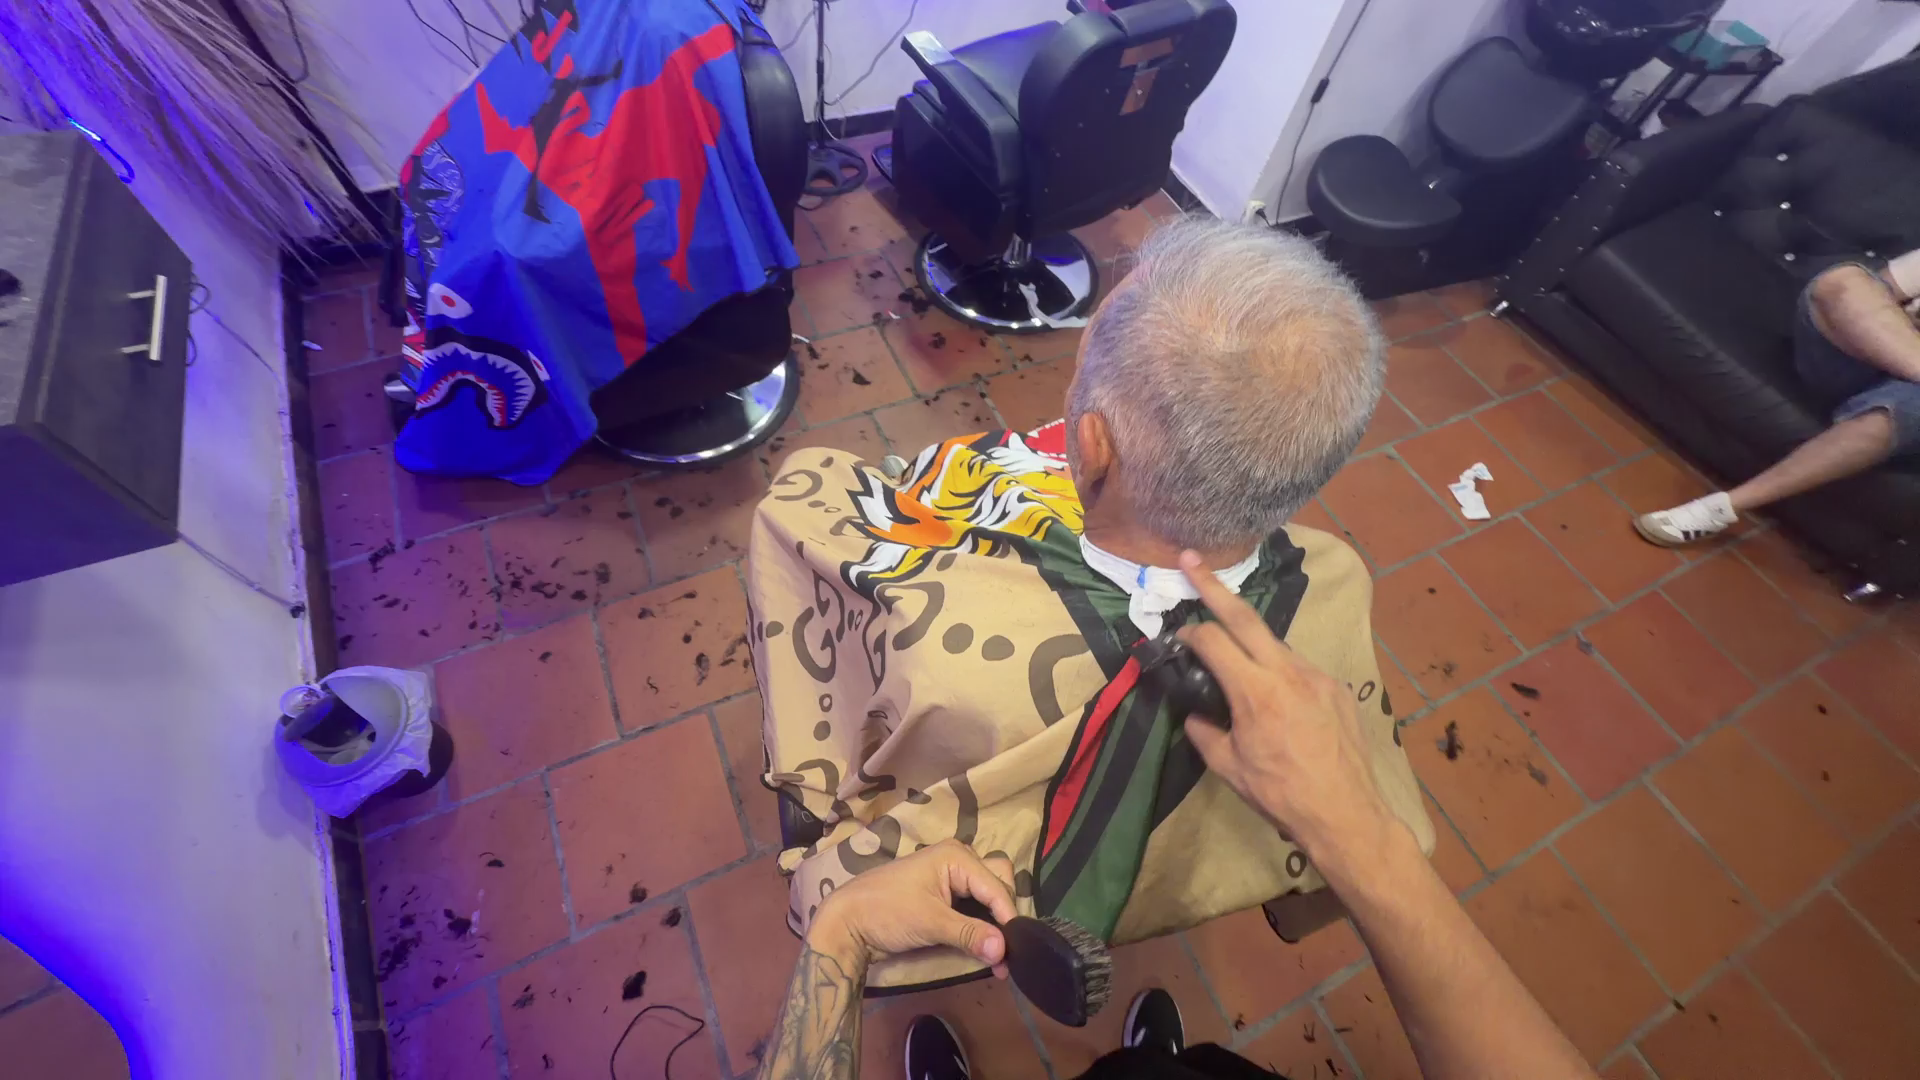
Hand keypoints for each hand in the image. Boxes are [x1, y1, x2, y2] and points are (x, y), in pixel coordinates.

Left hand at [808, 839, 1017, 977]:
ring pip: (989, 891)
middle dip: (1005, 914)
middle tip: (1008, 950)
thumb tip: (1004, 950)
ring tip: (1000, 954)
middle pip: (998, 881)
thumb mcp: (929, 922)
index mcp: (956, 856)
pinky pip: (975, 901)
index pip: (996, 885)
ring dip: (996, 919)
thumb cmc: (887, 911)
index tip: (1016, 950)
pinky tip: (985, 944)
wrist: (848, 919)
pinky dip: (983, 921)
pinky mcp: (945, 892)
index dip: (1008, 917)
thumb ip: (968, 934)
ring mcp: (952, 875)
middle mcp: (959, 859)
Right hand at [1174, 550, 1399, 866]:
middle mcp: (1288, 672)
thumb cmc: (1280, 794)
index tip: (1179, 638)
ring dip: (1249, 640)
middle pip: (1245, 617)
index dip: (1190, 633)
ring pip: (1274, 643)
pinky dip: (1278, 668)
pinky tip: (1276, 695)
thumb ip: (1204, 730)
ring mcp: (1317, 677)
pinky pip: (1298, 667)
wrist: (1347, 816)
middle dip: (1214, 585)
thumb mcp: (1227, 766)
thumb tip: (1196, 713)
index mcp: (1255, 691)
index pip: (1213, 640)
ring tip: (1236, 659)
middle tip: (1191, 559)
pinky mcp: (1336, 688)